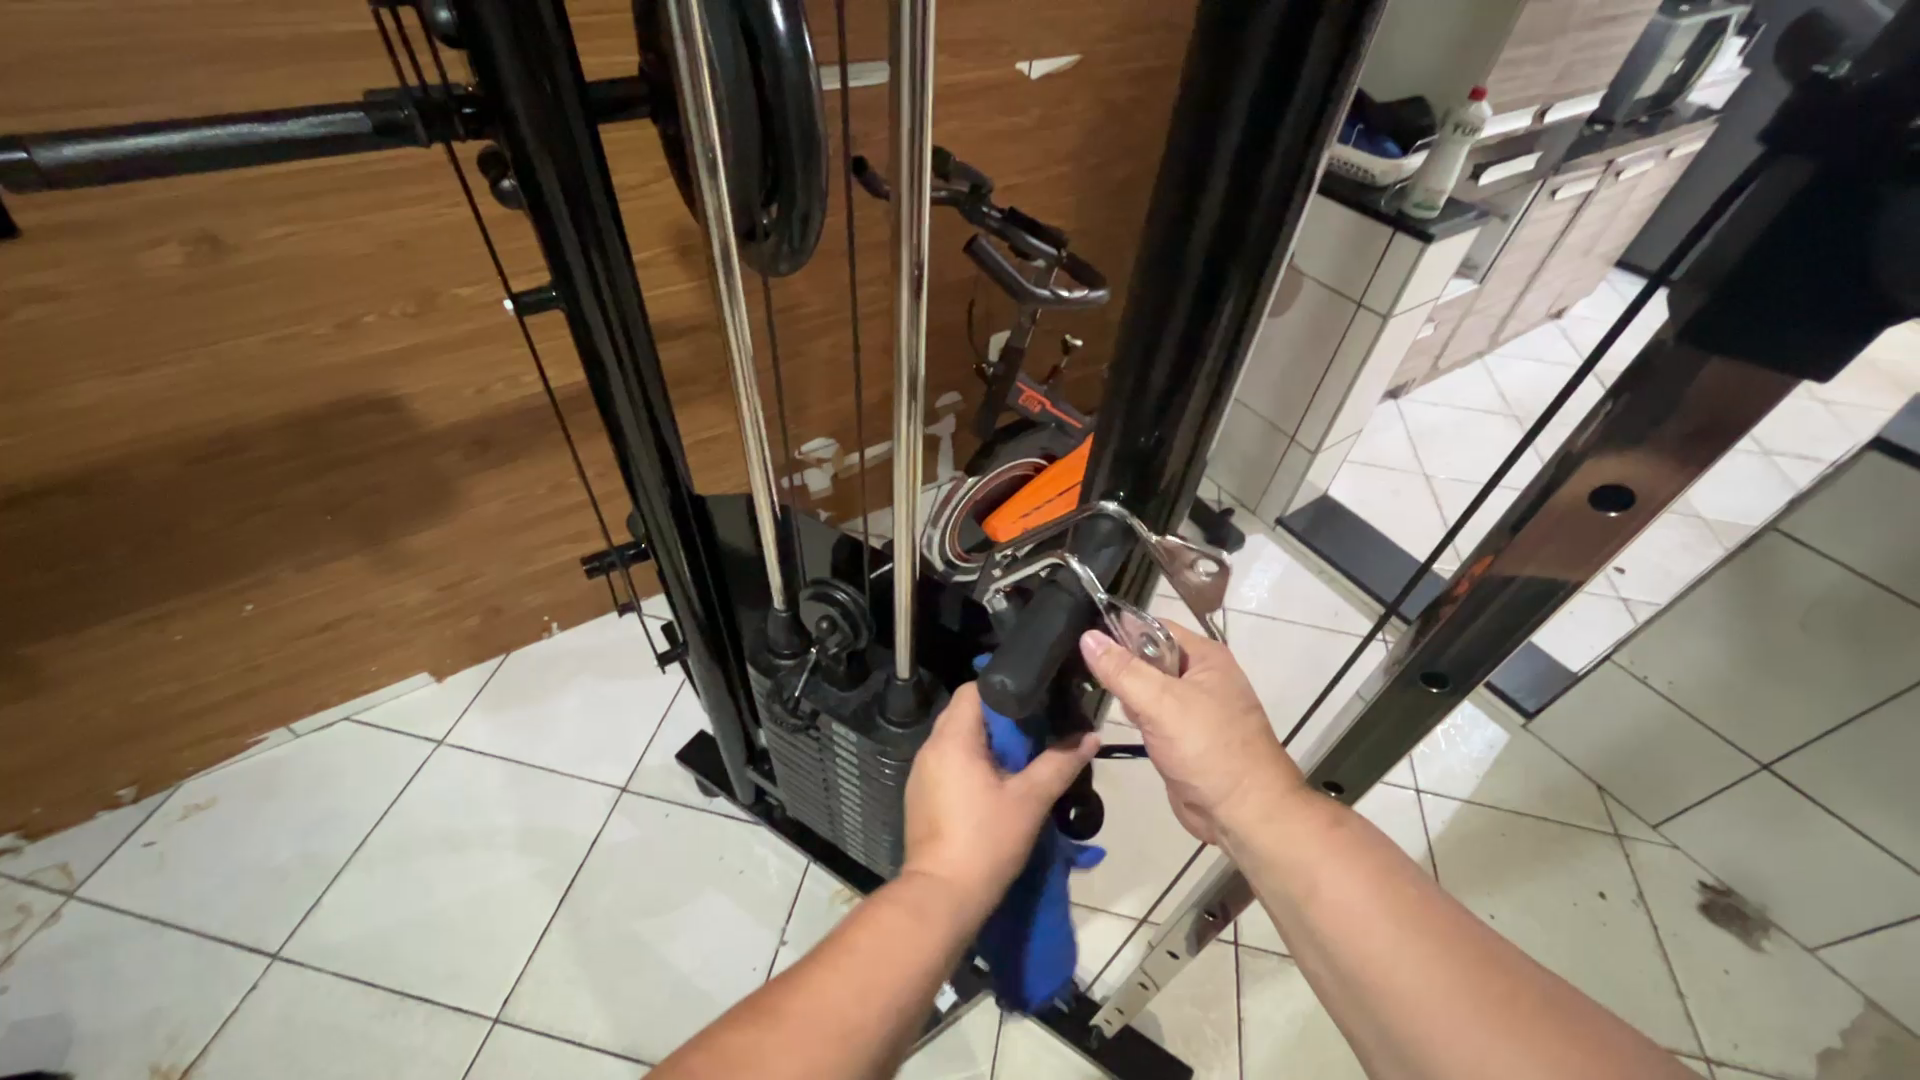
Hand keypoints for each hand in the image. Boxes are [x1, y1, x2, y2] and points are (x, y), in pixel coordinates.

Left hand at [901, 683, 1099, 921]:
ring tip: (1023, 756)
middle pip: (965, 713)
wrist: (942, 896)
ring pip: (957, 740)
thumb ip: (1060, 763)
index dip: (1004, 689)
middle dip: (1001, 718)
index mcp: (952, 739)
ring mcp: (922, 773)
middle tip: (1036, 729)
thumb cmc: (986, 841)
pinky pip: (949, 763)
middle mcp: (930, 748)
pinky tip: (998, 783)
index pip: (973, 689)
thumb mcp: (1030, 800)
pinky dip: (972, 763)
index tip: (1034, 701)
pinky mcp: (922, 796)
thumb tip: (1091, 737)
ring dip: (987, 743)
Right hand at [1079, 623, 1304, 845]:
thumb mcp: (1162, 703)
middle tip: (1085, 675)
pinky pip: (1153, 716)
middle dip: (1121, 666)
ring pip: (1148, 688)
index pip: (1153, 628)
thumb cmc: (1209, 749)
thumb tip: (1087, 637)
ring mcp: (1193, 709)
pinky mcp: (1183, 737)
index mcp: (1205, 657)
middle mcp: (1201, 677)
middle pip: (1149, 657)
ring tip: (1094, 695)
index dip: (1120, 631)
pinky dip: (1136, 718)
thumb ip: (1123, 670)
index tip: (1084, 642)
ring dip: (1127, 695)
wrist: (1244, 814)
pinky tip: (1117, 722)